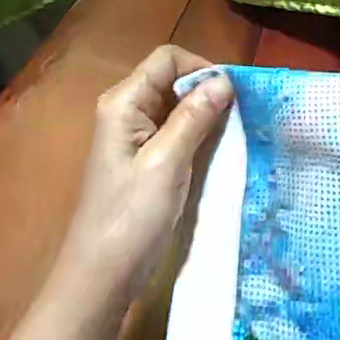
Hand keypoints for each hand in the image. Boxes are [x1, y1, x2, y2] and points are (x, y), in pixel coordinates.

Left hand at [55, 45, 233, 303]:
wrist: (100, 279)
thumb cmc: (130, 219)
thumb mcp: (166, 165)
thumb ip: (194, 118)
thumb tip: (224, 81)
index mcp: (123, 102)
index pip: (167, 59)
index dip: (201, 68)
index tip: (232, 95)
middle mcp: (126, 109)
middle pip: (172, 79)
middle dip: (206, 91)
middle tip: (238, 116)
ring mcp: (133, 134)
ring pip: (176, 105)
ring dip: (205, 114)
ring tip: (233, 134)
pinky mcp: (143, 157)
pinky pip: (174, 130)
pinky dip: (197, 134)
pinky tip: (216, 151)